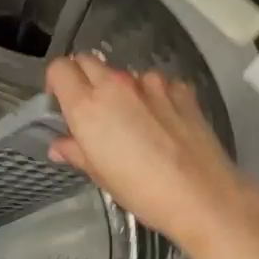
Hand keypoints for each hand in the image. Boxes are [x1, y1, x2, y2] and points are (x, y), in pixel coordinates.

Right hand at [45, 54, 258, 245]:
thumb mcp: (101, 176)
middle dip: (84, 78)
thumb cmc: (142, 192)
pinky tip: (163, 124)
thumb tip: (61, 145)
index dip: (56, 82)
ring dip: (122, 89)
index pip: (60, 69)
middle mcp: (117, 85)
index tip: (61, 102)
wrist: (202, 196)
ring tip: (134, 121)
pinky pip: (158, 85)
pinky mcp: (181, 89)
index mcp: (88, 106)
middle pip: (88, 61)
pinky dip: (154, 97)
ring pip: (125, 74)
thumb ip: (77, 152)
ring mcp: (152, 83)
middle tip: (91, 109)